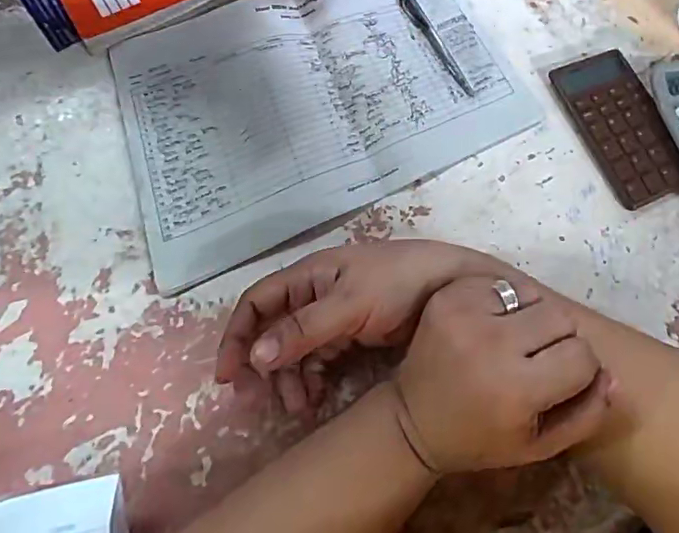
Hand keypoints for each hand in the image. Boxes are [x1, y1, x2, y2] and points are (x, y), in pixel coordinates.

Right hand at [215, 240, 502, 412]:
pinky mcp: (351, 334)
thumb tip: (257, 356)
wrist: (450, 287)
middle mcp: (317, 292)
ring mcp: (334, 315)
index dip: (239, 333)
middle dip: (262, 364)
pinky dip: (309, 380)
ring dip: (287, 378)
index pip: (260, 299)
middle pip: (273, 328)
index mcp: (312, 274)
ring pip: (293, 349)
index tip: (228, 375)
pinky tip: (313, 400)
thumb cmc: (399, 283)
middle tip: (257, 401)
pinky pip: (317, 360)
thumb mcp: (351, 303)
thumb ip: (305, 329)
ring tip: (296, 405)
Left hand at [388, 277, 610, 472]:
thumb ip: (586, 412)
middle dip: (559, 337)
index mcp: (515, 389)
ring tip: (514, 340)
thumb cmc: (483, 436)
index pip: (582, 356)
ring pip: (533, 294)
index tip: (562, 379)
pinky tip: (490, 325)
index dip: (580, 367)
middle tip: (537, 358)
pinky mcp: (450, 294)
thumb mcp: (539, 443)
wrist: (415, 418)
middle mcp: (491, 344)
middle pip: (560, 317)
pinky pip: (500, 283)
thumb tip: (614, 375)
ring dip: (532, 315)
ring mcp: (466, 313)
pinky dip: (504, 301)